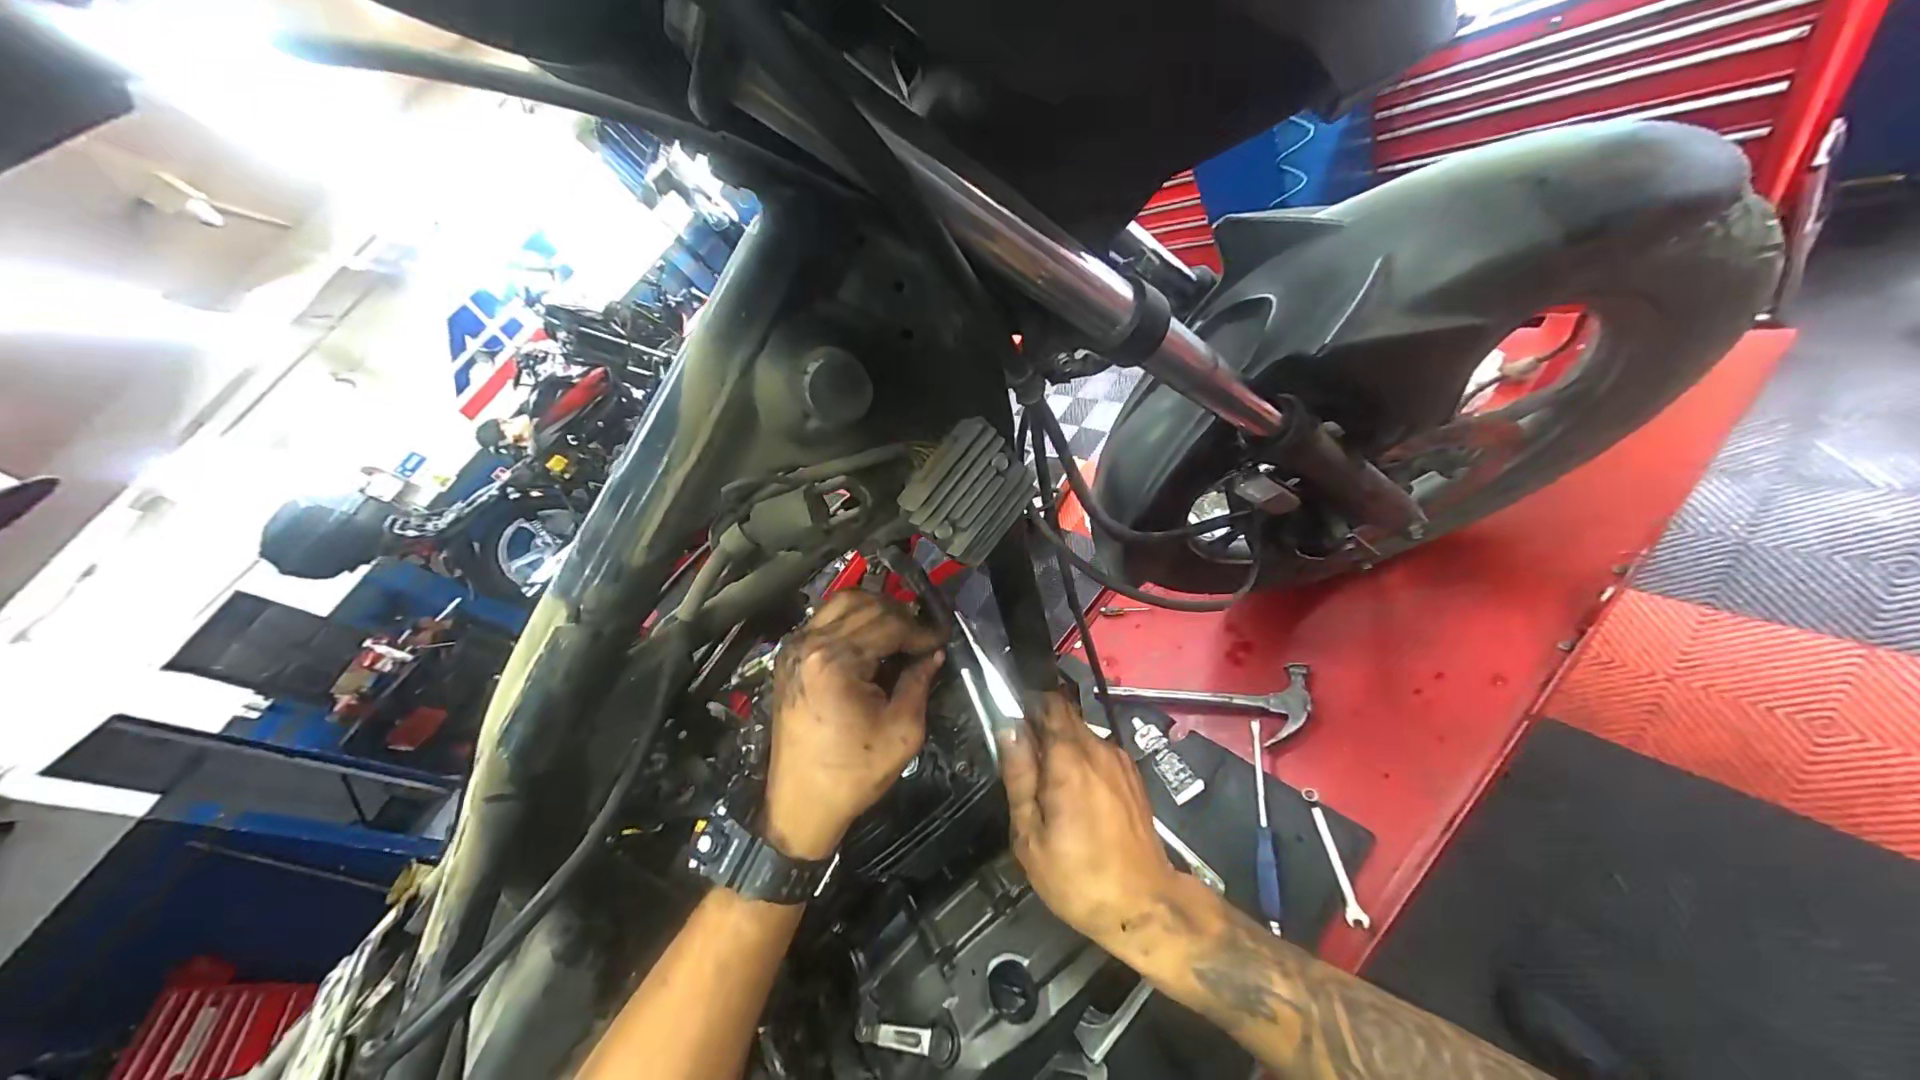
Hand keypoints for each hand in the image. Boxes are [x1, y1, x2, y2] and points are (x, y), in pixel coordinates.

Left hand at [763, 590, 943, 860]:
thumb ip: (918, 683)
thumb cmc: (852, 773)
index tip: (941, 640)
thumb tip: (933, 653)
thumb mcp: (901, 731)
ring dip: (876, 611)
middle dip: (901, 616)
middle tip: (923, 638)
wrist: (800, 803)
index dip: (921, 630)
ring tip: (900, 633)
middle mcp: (809, 644)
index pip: (889, 624)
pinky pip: (825, 619)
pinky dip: (852, 620)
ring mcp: (794, 648)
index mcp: (835, 661)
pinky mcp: (789, 657)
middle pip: (866, 605)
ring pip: (843, 602)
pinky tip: (871, 640)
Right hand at [1000, 692, 1186, 945]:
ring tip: (1049, 789)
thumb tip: (1008, 731)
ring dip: (1062, 748)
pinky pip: (1099, 753)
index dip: (1026, 706)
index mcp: (1069, 759)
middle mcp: (1098, 749)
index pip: (1048, 703)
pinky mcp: (1133, 776)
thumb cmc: (1079, 877)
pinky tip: (1077, 799)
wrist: (1145, 905)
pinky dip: (1082, 762)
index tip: (1011, 725)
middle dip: (1041, 729)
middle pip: (1065, 716)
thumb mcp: (1031, 836)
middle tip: (1025, 766)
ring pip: (1082, 735)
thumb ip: (1019, 776)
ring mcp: (1120, 761)